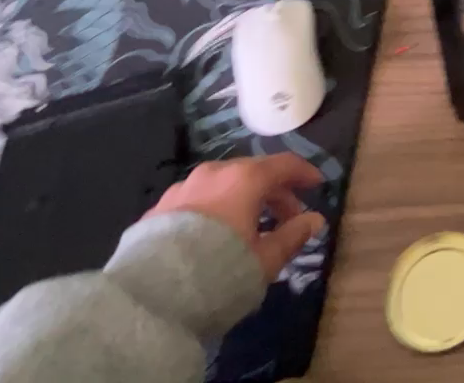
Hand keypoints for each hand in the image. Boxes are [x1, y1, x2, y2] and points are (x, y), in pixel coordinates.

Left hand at [147, 154, 326, 281]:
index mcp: (245, 179)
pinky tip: (215, 235)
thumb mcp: (265, 260)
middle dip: (275, 191)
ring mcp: (183, 188)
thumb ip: (293, 235)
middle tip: (287, 217)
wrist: (146, 298)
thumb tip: (314, 219)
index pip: (284, 164)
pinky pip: (198, 200)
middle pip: (254, 172)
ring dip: (243, 199)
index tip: (316, 184)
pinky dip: (215, 209)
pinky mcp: (158, 208)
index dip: (304, 173)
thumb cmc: (218, 272)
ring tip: (250, 227)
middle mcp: (215, 173)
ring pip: (224, 184)